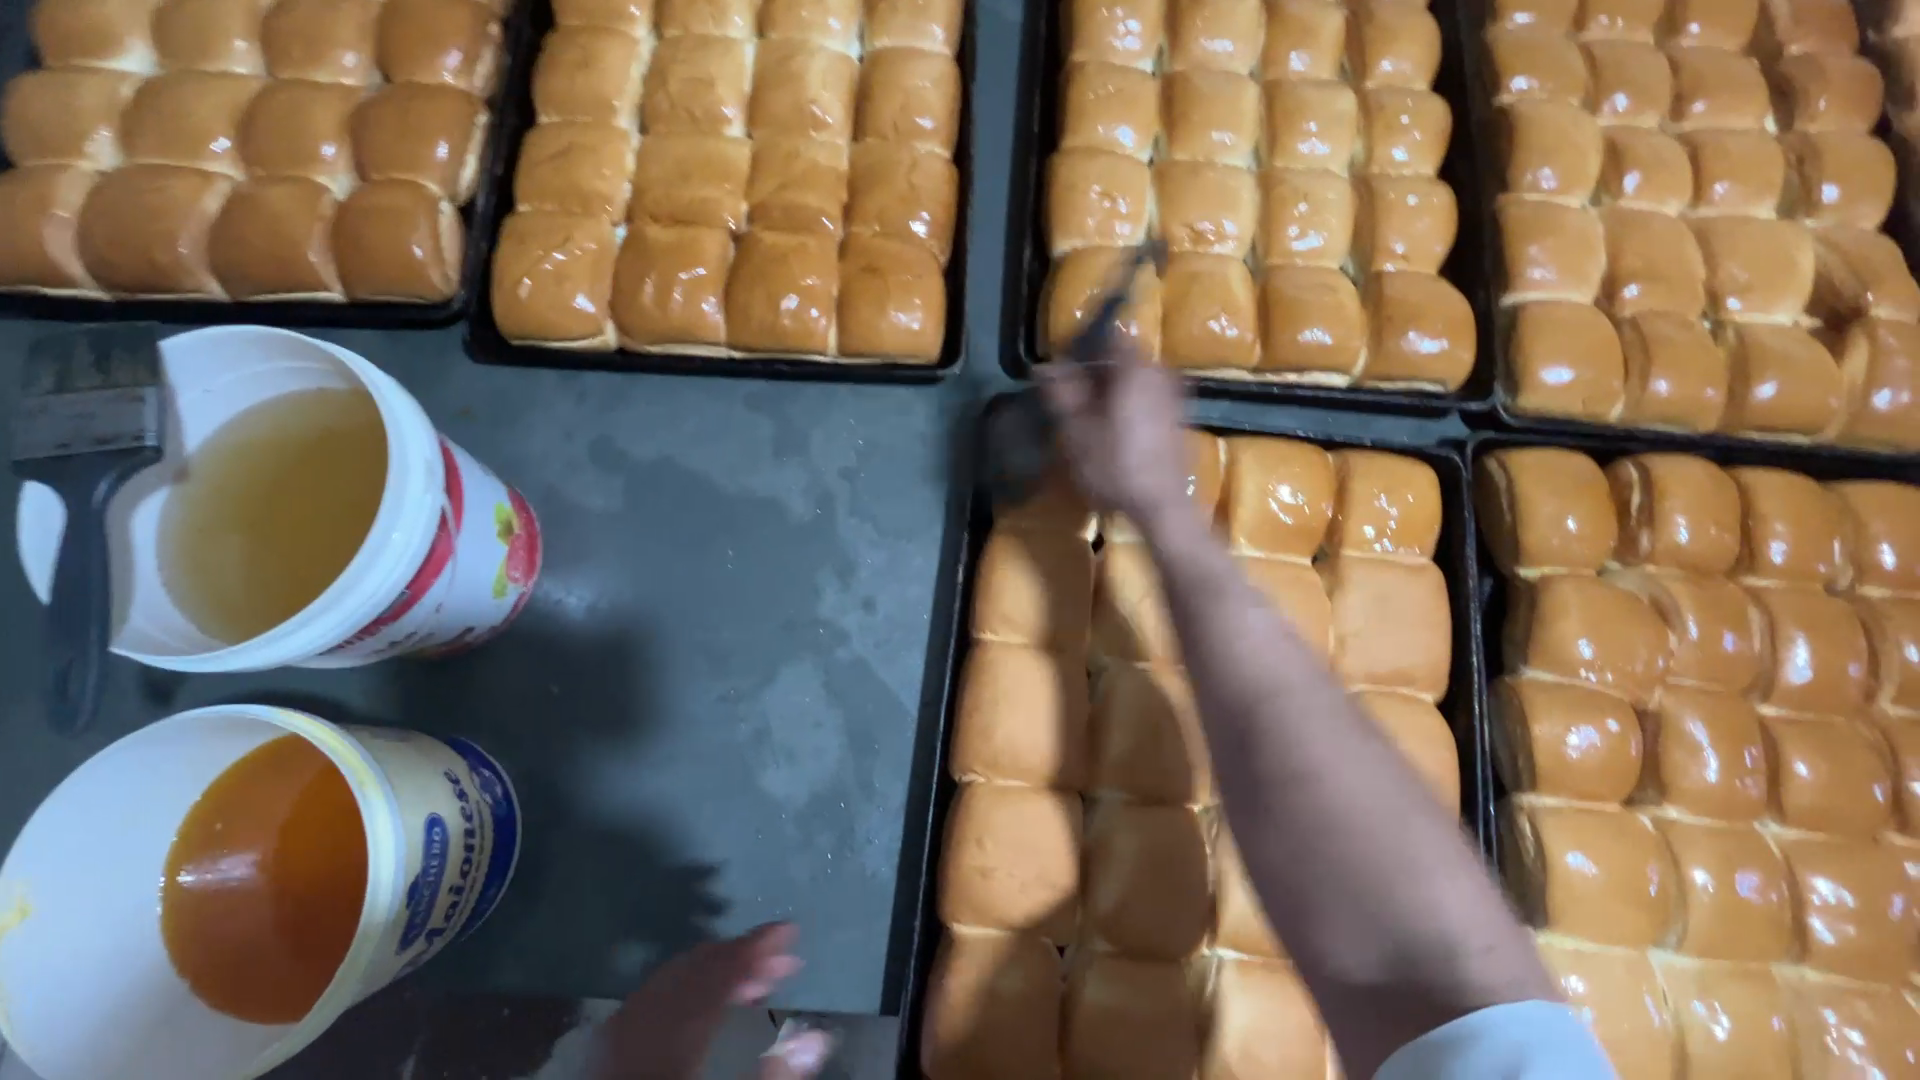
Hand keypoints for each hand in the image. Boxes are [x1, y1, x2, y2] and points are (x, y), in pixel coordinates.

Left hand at [595, 923, 831, 1079]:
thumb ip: (771, 1077)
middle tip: (781, 962)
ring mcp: (614, 1046)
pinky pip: (648, 1004)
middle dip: (739, 958)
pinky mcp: (602, 1061)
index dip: (755, 947)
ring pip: (668, 984)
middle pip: (693, 973)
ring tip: (751, 984)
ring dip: (712, 975)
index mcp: (673, 1047)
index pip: (719, 977)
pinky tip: (703, 1011)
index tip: (788, 930)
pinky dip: (683, 993)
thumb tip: (814, 1038)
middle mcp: (640, 1033)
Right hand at [1037, 340, 1192, 535]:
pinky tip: (1115, 430)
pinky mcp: (1180, 418)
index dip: (1084, 345)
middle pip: (1123, 359)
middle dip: (1098, 372)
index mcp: (1134, 368)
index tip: (1066, 366)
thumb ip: (1061, 393)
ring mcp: (1175, 395)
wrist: (1162, 505)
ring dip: (1114, 391)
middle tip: (1073, 395)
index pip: (1108, 335)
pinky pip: (1148, 398)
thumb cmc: (1114, 466)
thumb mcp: (1076, 431)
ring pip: (1136, 380)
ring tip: (1091, 415)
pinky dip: (1130, 405)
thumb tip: (1044, 366)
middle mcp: (1160, 373)